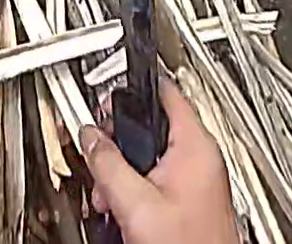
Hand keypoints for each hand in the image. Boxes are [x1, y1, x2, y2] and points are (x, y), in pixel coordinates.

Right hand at [79, 79, 238, 243]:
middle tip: (100, 150)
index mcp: (196, 146)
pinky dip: (136, 185)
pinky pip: (158, 176)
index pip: (165, 90)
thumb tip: (90, 135)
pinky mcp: (191, 199)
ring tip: (108, 189)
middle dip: (119, 139)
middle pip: (152, 123)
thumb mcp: (137, 204)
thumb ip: (108, 163)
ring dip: (123, 167)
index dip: (135, 87)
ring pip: (151, 153)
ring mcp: (198, 179)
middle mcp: (201, 157)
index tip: (110, 92)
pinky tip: (122, 205)